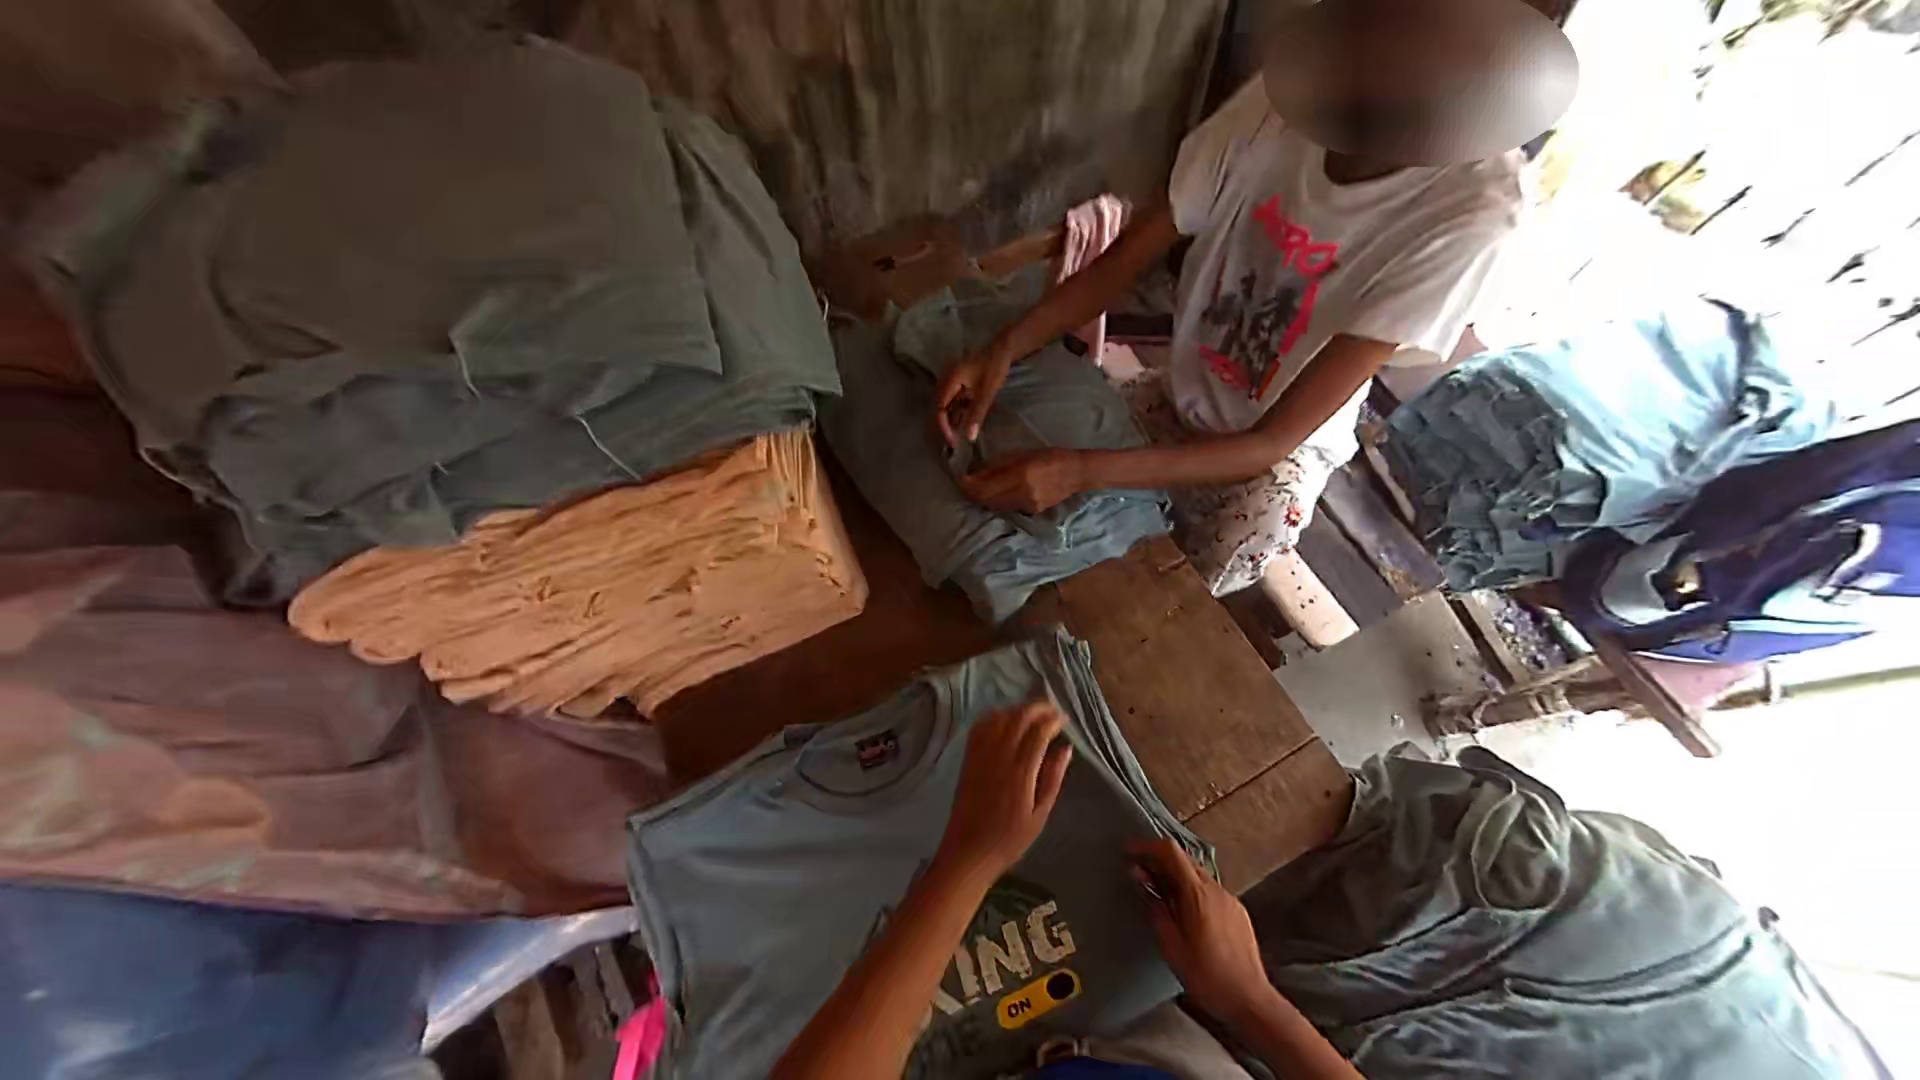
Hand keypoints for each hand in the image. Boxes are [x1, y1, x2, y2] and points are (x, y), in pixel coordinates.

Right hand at [935, 349, 1012, 446]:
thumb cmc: (994, 367)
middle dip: (946, 426)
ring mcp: (955, 382)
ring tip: (959, 438)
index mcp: (950, 381)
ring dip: (953, 420)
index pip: (940, 408)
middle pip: (941, 408)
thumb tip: (969, 437)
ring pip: (949, 406)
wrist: (1004, 348)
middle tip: (954, 443)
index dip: (944, 426)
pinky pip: (957, 402)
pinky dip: (960, 413)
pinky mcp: (962, 384)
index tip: (952, 441)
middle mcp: (948, 381)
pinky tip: (966, 424)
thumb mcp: (987, 392)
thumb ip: (977, 413)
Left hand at [935, 702, 1073, 883]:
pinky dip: (995, 716)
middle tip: (1052, 711)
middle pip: (1019, 717)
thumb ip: (1053, 778)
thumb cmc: (1010, 838)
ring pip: (1000, 717)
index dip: (1053, 720)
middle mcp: (1000, 755)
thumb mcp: (1041, 814)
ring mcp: (981, 754)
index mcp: (1021, 771)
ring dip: (1018, 709)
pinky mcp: (968, 757)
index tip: (1064, 719)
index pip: (1039, 731)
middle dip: (1038, 708)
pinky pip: (981, 726)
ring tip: (1033, 714)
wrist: (969, 850)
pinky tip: (1006, 719)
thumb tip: (1066, 749)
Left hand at [958, 448, 1086, 513]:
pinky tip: (996, 493)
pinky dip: (997, 501)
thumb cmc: (1049, 456)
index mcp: (1020, 474)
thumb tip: (974, 473)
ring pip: (994, 506)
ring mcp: (1027, 505)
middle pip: (985, 500)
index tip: (960, 478)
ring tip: (978, 487)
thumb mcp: (1021, 454)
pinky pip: (1006, 508)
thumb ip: (997, 465)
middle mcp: (1022, 493)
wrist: (1076, 473)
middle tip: (965, 483)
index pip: (983, 487)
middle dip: (971, 493)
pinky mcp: (1032, 512)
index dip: (967, 485)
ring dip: (983, 498)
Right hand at [1128, 836, 1275, 1023]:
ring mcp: (1229, 899)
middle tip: (1138, 872)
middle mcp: (1215, 889)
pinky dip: (1191, 888)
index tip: (1128, 852)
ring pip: (1197, 873)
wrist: (1251, 1002)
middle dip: (1158, 859)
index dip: (1146, 847)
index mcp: (1197, 893)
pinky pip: (1210, 889)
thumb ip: (1156, 906)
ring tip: (1158, 891)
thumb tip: (1140, 877)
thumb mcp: (1172, 944)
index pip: (1170, 852)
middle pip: (1184, 858)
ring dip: (1175, 874)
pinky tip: (1184, 909)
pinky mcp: (1238, 911)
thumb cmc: (1206, 976)